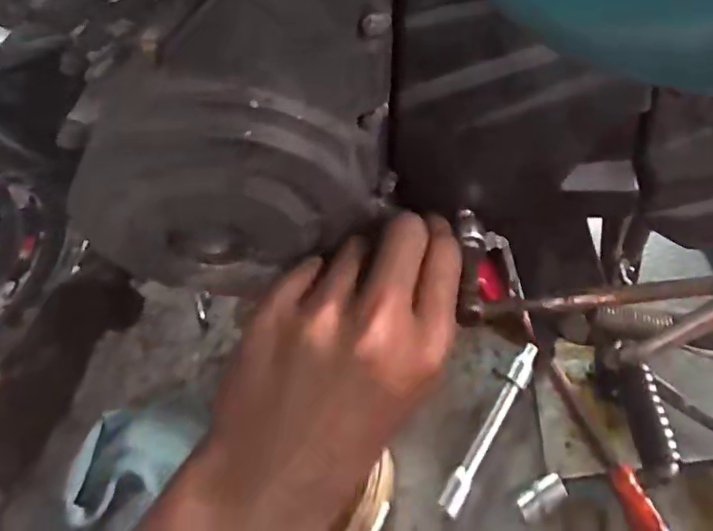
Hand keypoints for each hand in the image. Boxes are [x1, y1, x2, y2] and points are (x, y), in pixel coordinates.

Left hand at [145, 212, 461, 530]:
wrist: (268, 482)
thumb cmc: (353, 435)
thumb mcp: (415, 385)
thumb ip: (429, 317)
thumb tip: (436, 252)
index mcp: (424, 348)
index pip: (445, 254)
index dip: (439, 234)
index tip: (432, 230)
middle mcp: (378, 323)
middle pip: (405, 230)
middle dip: (404, 230)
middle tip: (395, 242)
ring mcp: (322, 313)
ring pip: (353, 244)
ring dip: (355, 259)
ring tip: (344, 293)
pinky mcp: (275, 309)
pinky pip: (310, 264)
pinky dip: (314, 279)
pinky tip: (309, 307)